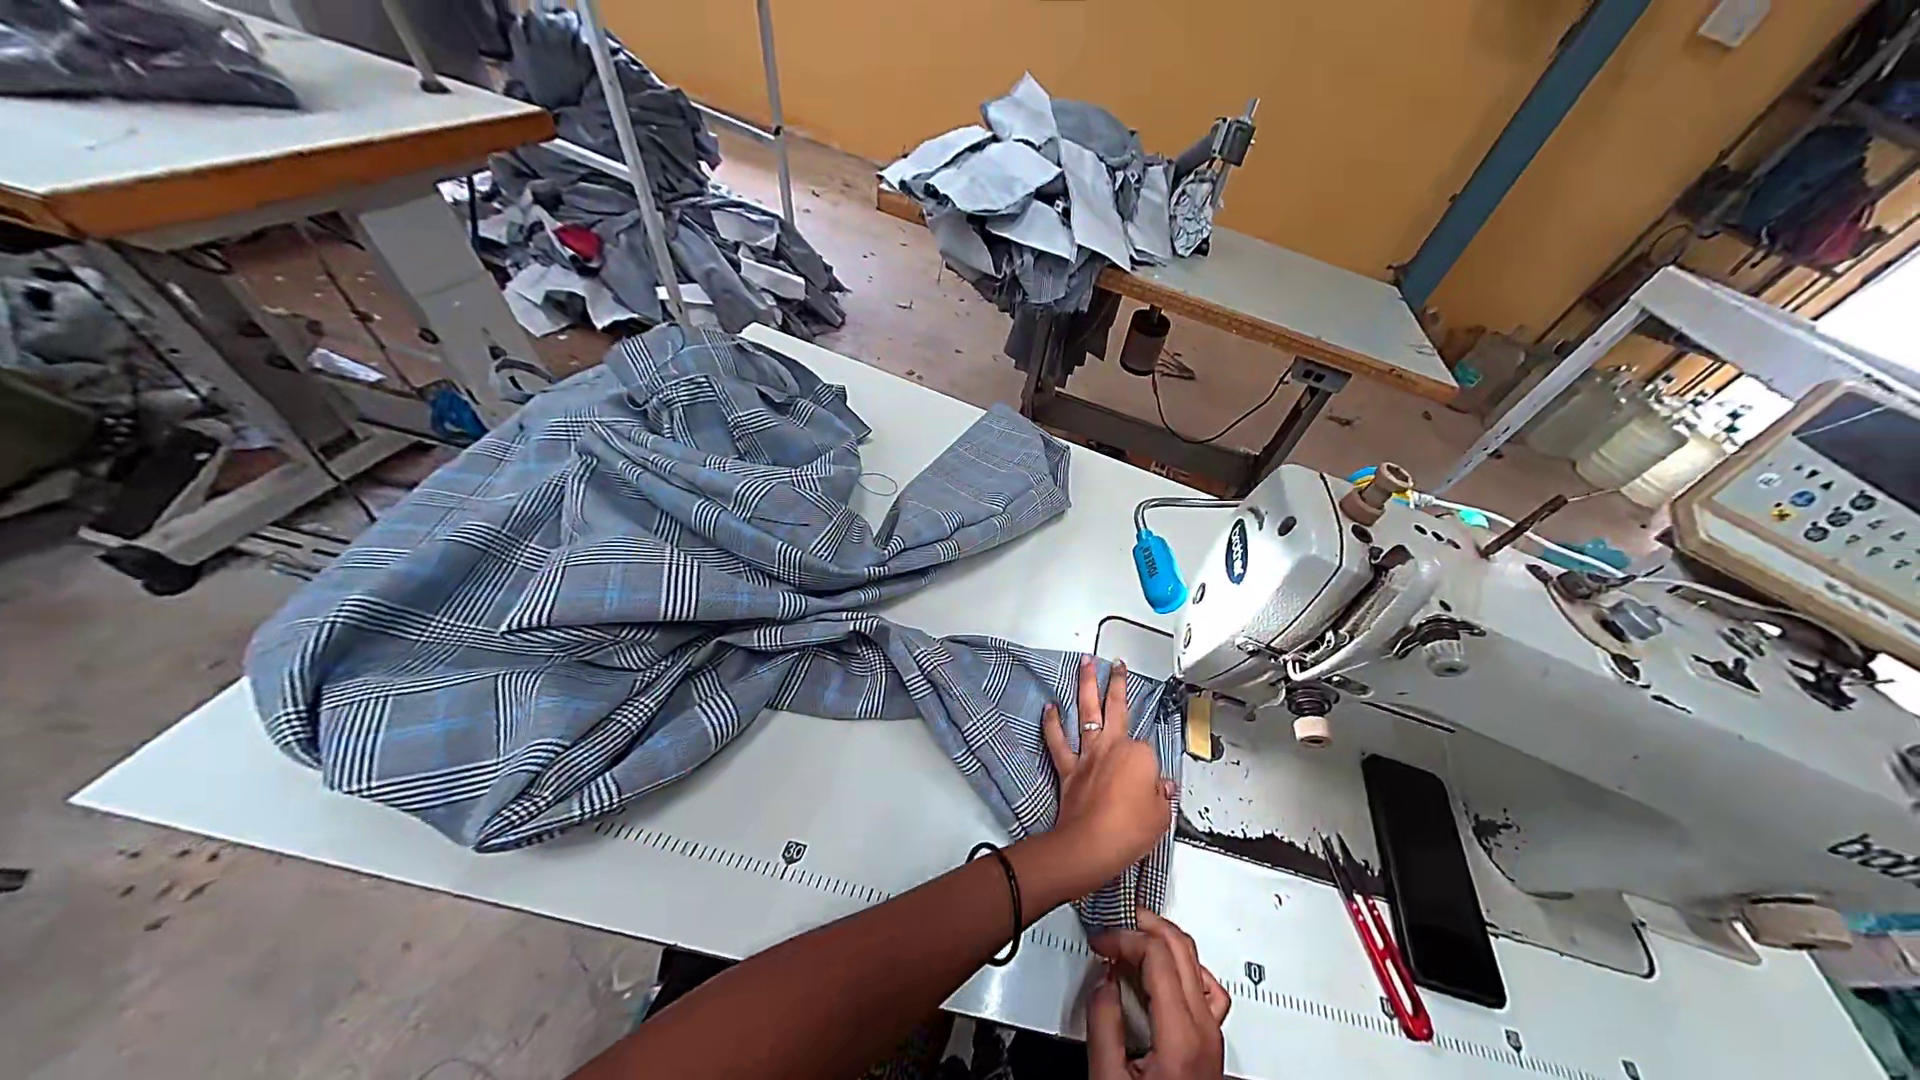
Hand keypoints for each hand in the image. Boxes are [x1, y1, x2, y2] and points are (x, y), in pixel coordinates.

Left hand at [1040, 657, 1174, 891]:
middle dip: (1117, 682)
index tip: (1150, 783)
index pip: (1148, 750)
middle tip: (1117, 664)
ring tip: (1085, 664)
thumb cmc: (1129, 830)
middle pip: (1116, 707)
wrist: (1091, 844)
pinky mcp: (1067, 767)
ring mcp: (1088, 754)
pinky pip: (1057, 740)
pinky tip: (1049, 707)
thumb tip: (1162, 788)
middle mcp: (1112, 747)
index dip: (1149, 766)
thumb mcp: (1161, 815)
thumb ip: (1161, 796)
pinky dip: (1051, 723)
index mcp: (1140, 755)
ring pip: (1087, 712)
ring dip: (1085, 686)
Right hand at [1088, 910, 1230, 1078]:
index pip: (1157, 954)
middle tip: (1113, 927)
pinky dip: (1180, 966)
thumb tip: (1103, 980)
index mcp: (1181, 1036)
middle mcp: (1205, 1030)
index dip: (1124, 938)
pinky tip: (1160, 970)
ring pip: (1195, 960)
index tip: (1100, 943)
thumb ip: (1103, 1024)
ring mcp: (1213, 1035)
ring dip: (1161, 940)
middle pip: (1180, 947)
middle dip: (1143, 927)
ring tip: (1131, 938)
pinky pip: (1204, 987)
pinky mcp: (1211, 1042)